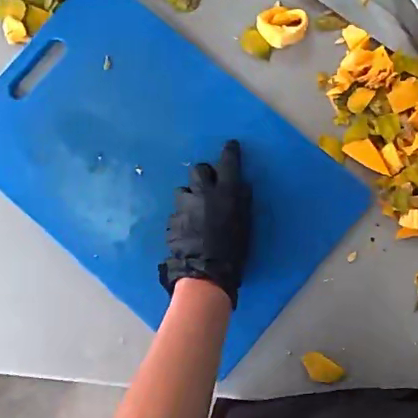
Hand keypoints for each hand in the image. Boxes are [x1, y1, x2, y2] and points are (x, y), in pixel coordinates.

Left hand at [159, 140, 251, 304]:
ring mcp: (184, 206)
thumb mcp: (246, 223)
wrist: (205, 272)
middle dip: (205, 175)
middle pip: (199, 170)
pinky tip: (188, 228)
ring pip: (184, 190)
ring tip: (196, 209)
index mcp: (225, 192)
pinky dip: (184, 216)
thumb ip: (242, 201)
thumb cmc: (234, 250)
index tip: (231, 146)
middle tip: (210, 185)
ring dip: (191, 196)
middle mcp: (202, 193)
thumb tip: (240, 186)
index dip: (230, 152)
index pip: (228, 162)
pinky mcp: (172, 220)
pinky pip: (178, 211)